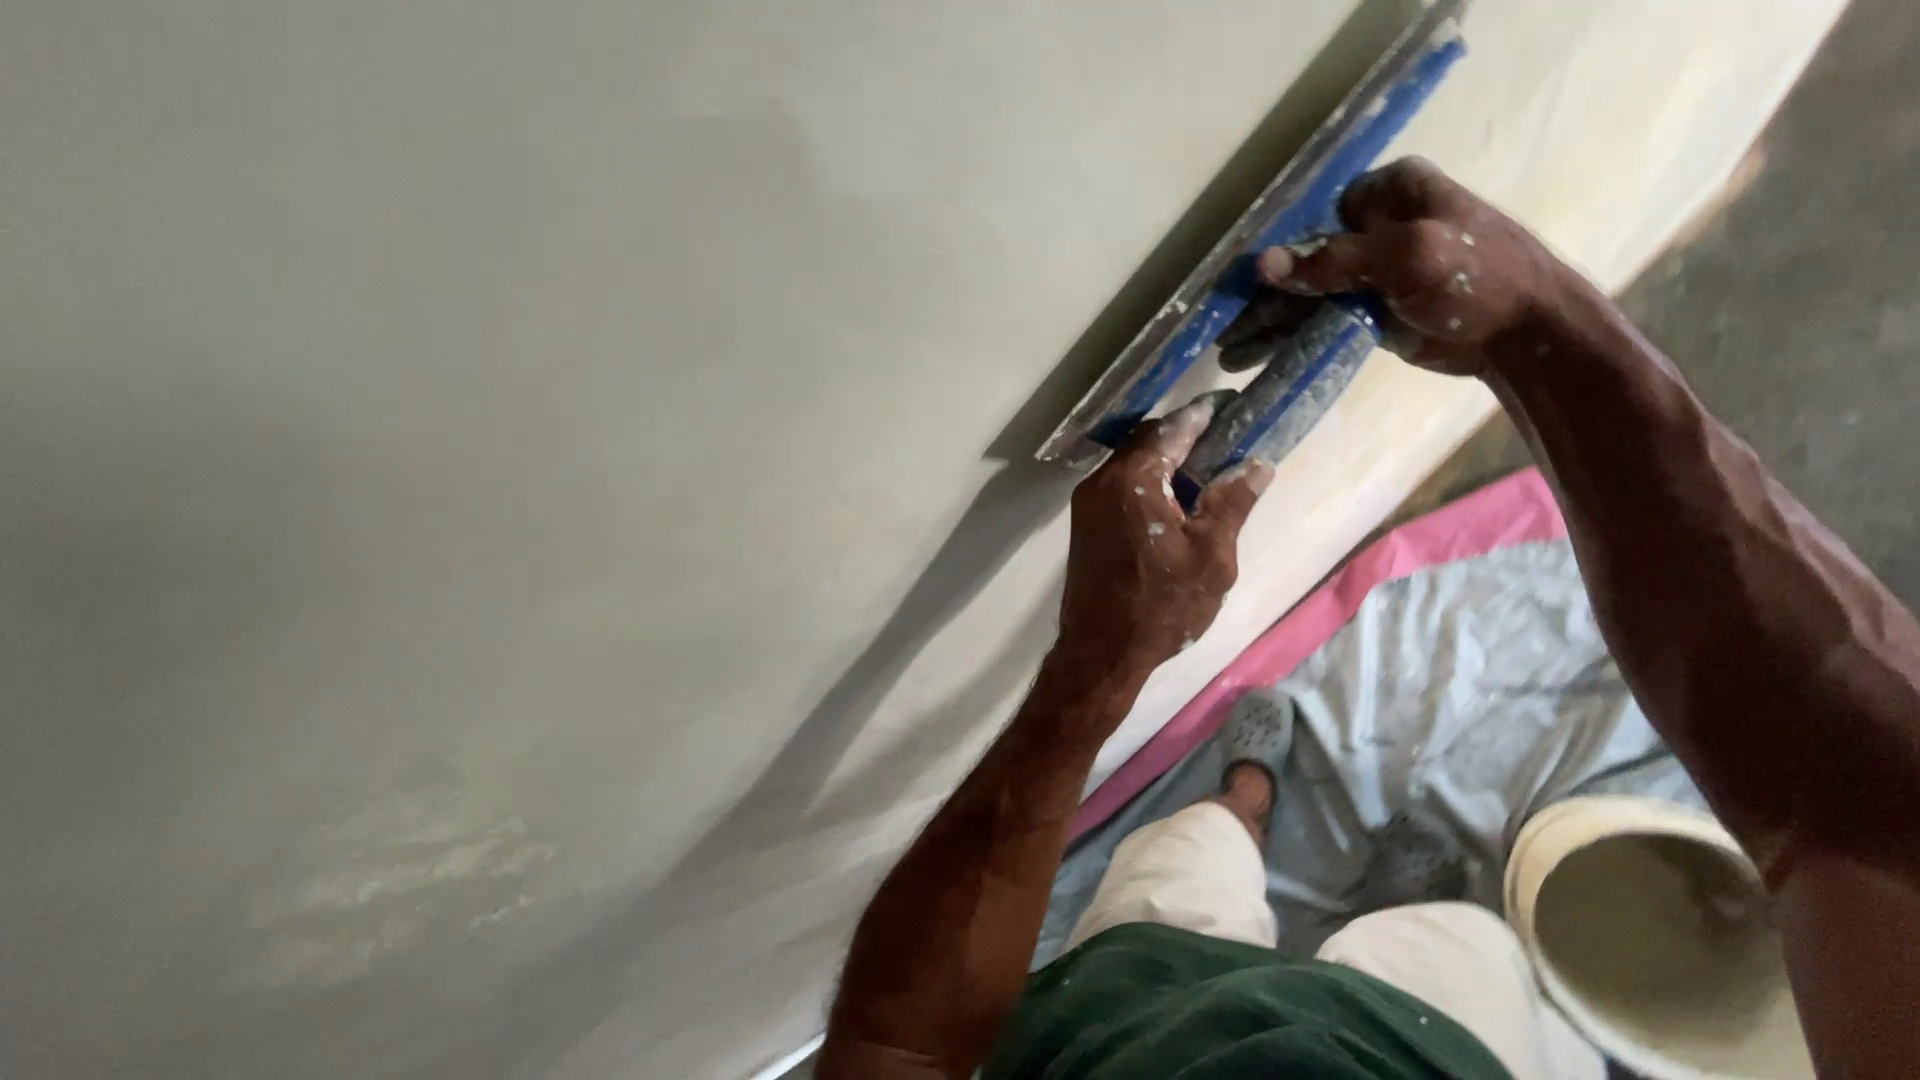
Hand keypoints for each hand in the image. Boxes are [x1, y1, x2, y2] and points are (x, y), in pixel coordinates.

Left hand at [1057, 398, 1271, 671]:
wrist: (1101, 652)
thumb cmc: (1161, 606)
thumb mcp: (1211, 556)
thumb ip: (1231, 503)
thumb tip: (1256, 464)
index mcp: (1132, 480)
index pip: (1171, 429)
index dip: (1203, 415)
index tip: (1231, 405)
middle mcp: (1102, 482)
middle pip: (1146, 442)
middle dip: (1184, 438)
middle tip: (1225, 442)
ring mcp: (1087, 504)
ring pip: (1131, 465)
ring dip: (1165, 463)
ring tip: (1206, 474)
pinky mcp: (1085, 525)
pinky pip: (1120, 488)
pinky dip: (1148, 484)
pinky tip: (1176, 503)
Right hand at [1254, 156, 1566, 375]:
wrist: (1524, 336)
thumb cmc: (1478, 280)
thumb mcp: (1408, 257)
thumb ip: (1334, 261)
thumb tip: (1263, 265)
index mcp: (1390, 192)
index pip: (1315, 214)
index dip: (1274, 247)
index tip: (1235, 282)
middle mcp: (1374, 225)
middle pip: (1303, 257)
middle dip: (1261, 294)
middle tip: (1220, 326)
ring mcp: (1370, 270)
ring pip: (1305, 293)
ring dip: (1267, 322)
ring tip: (1228, 352)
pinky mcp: (1369, 308)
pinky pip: (1318, 318)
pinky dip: (1287, 336)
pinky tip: (1254, 355)